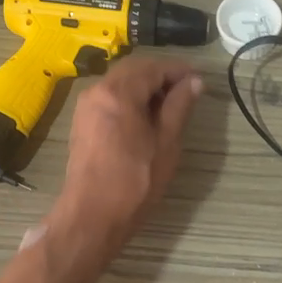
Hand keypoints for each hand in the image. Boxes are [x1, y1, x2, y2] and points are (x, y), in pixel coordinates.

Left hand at [52, 57, 202, 250]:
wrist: (93, 215)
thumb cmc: (136, 181)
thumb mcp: (166, 142)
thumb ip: (179, 106)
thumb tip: (194, 82)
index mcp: (118, 92)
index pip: (153, 67)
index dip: (178, 70)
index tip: (199, 80)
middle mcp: (97, 91)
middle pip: (134, 70)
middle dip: (161, 75)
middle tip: (187, 91)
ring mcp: (86, 106)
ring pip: (120, 83)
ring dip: (145, 87)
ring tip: (170, 106)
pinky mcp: (82, 122)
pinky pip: (110, 98)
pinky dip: (130, 98)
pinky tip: (146, 118)